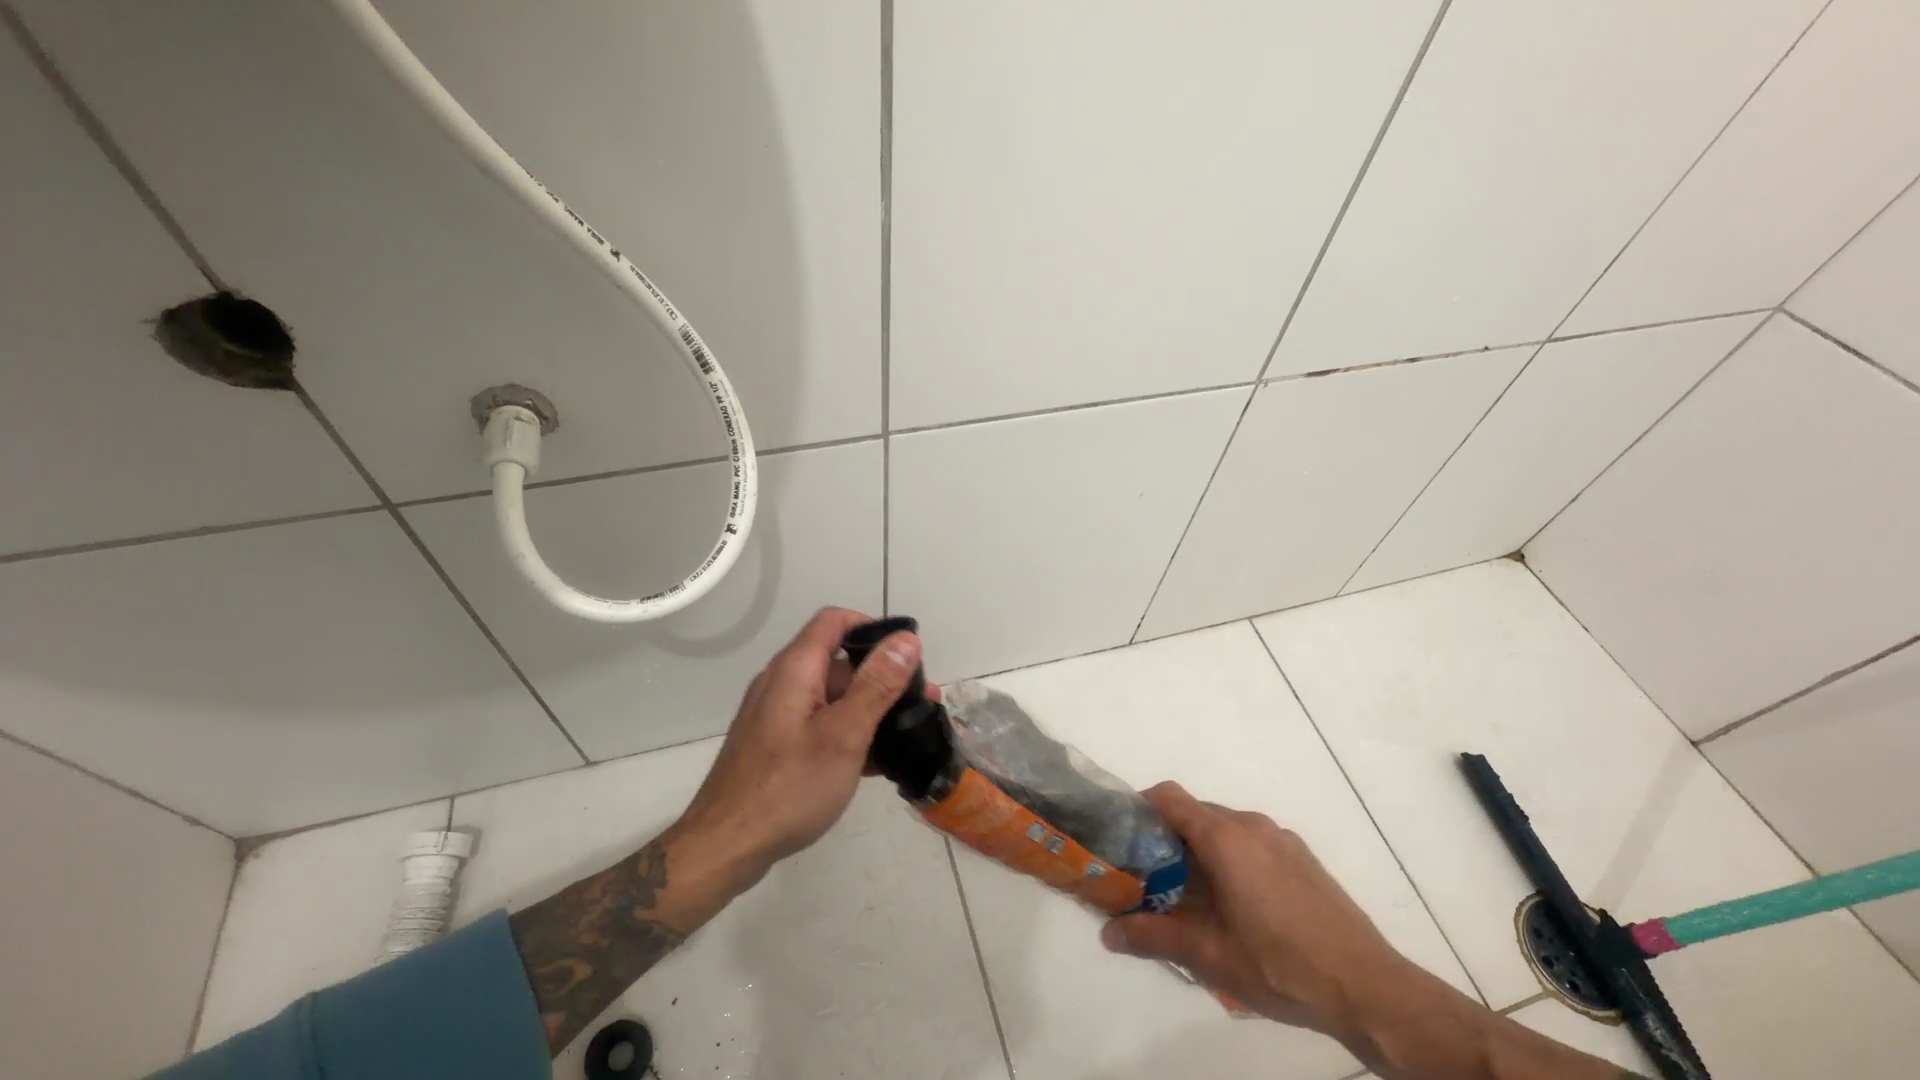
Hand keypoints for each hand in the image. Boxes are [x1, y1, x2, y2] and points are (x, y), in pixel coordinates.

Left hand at [671, 607, 921, 890]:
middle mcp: (781, 684)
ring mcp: (775, 717)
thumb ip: (877, 685)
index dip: (873, 629)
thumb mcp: (844, 734)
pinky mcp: (775, 747)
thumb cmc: (789, 787)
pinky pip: (819, 726)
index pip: (835, 621)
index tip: (907, 657)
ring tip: (907, 737)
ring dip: (869, 711)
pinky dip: (848, 735)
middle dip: (881, 678)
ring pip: (831, 698)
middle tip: (921, 706)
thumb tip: (907, 639)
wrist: (727, 846)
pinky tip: (876, 765)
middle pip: (837, 661)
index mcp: (794, 670)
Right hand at [1099, 782, 1412, 1037]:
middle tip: (1147, 880)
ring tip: (1189, 900)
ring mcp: (1283, 841)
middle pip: (1195, 814)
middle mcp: (1253, 826)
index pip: (1169, 798)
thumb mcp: (1209, 956)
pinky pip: (1253, 845)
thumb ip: (1154, 937)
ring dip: (1200, 854)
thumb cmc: (1280, 965)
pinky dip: (1231, 862)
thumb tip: (1108, 933)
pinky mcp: (1304, 860)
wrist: (1368, 987)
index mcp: (1225, 838)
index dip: (1139, 809)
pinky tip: (1235, 909)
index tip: (1121, 839)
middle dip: (1166, 840)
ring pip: (1226, 831)